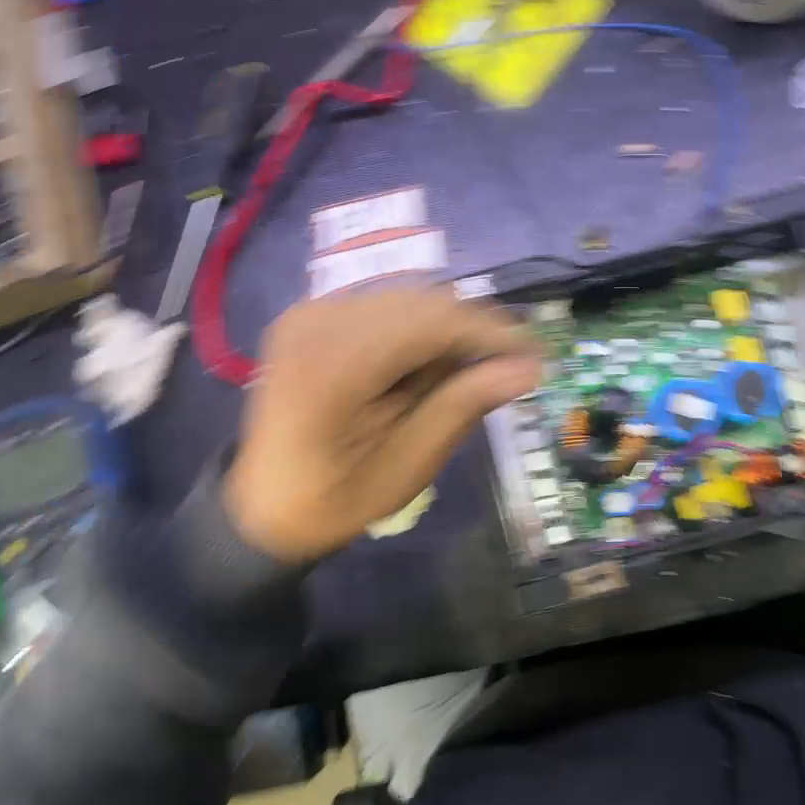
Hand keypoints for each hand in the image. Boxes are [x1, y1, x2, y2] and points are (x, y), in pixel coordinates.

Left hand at [226, 287, 543, 562]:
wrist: (266, 505)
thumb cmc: (338, 500)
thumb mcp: (409, 464)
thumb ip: (462, 405)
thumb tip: (526, 368)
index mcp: (334, 367)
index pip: (432, 322)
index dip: (492, 333)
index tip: (538, 356)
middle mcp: (317, 321)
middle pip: (421, 302)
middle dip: (473, 331)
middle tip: (509, 370)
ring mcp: (309, 312)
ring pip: (406, 299)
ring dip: (446, 330)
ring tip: (468, 374)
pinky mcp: (311, 315)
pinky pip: (383, 306)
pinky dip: (416, 329)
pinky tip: (426, 365)